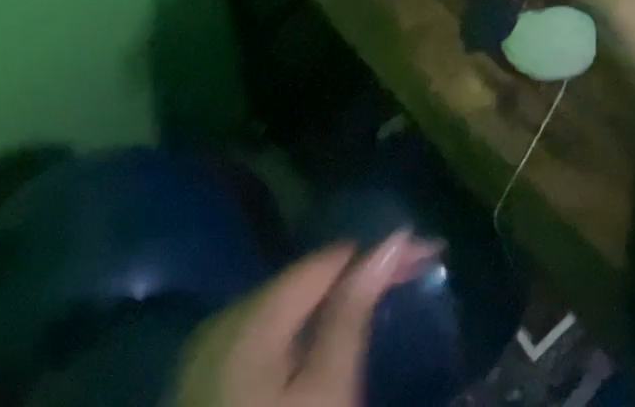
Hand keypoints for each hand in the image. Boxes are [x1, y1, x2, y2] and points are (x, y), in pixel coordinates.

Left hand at [173, 233, 440, 406]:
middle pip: (303, 279)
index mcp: (248, 318)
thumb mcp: (328, 389)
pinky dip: (306, 323)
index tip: (425, 253)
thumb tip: (390, 245)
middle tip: (414, 268)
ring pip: (286, 303)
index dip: (378, 252)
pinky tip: (333, 327)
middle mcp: (221, 321)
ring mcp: (209, 352)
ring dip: (336, 295)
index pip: (326, 261)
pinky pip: (269, 330)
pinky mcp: (211, 380)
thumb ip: (353, 313)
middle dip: (359, 271)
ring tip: (384, 290)